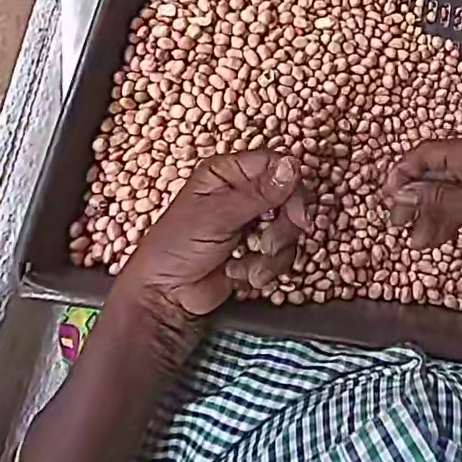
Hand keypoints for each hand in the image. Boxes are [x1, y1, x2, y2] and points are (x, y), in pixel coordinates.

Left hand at [116, 149, 308, 321]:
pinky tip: (242, 275)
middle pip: (288, 196)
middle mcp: (242, 191)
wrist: (165, 297)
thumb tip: (291, 168)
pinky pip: (282, 252)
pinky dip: (266, 268)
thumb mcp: (216, 216)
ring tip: (249, 266)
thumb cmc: (176, 248)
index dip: (290, 186)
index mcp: (226, 172)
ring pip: (289, 227)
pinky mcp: (257, 248)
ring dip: (273, 253)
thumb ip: (257, 194)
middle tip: (269, 244)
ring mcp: (251, 220)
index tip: (296, 212)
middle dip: (283, 226)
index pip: (273, 164)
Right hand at [382, 134, 461, 279]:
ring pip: (450, 185)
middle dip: (416, 198)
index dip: (402, 175)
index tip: (388, 201)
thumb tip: (401, 192)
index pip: (425, 154)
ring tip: (420, 242)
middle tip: (401, 226)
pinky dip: (453, 214)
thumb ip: (436, 200)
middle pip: (436, 169)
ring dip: (433, 211)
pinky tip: (442, 236)